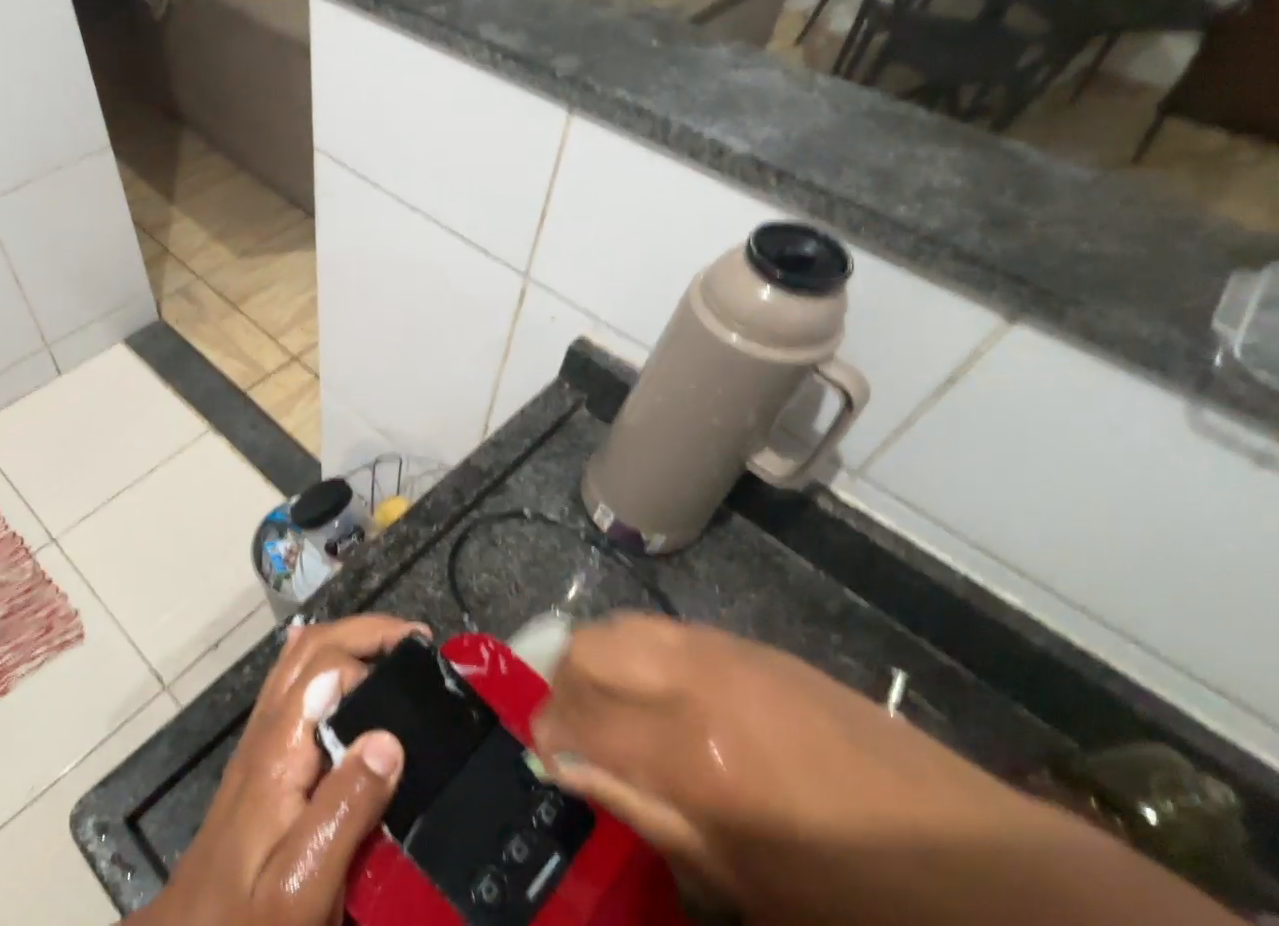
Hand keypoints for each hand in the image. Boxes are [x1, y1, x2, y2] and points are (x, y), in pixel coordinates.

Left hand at [130, 615, 421, 925]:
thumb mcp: (304, 883)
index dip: (374, 653)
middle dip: (364, 631)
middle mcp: (267, 732)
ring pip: (296, 664)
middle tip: (419, 642)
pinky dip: (326, 670)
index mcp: (279, 751)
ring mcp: (261, 744)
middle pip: (308, 649)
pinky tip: (348, 684)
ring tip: (397, 654)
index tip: (426, 663)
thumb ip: (345, 811)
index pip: (324, 666)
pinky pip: (294, 693)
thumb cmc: (247, 916)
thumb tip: (389, 737)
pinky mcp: (264, 762)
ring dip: (347, 644)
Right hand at [529, 615, 1089, 919]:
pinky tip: (666, 702)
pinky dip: (645, 657)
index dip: (546, 735)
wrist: (970, 857)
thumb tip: (566, 766)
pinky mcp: (763, 650)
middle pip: (590, 647)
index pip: (576, 715)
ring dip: (600, 662)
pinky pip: (673, 634)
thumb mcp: (729, 871)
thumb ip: (637, 807)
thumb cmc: (842, 889)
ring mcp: (734, 655)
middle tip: (571, 730)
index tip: (545, 757)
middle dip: (563, 684)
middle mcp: (701, 681)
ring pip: (628, 626)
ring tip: (610, 710)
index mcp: (690, 750)